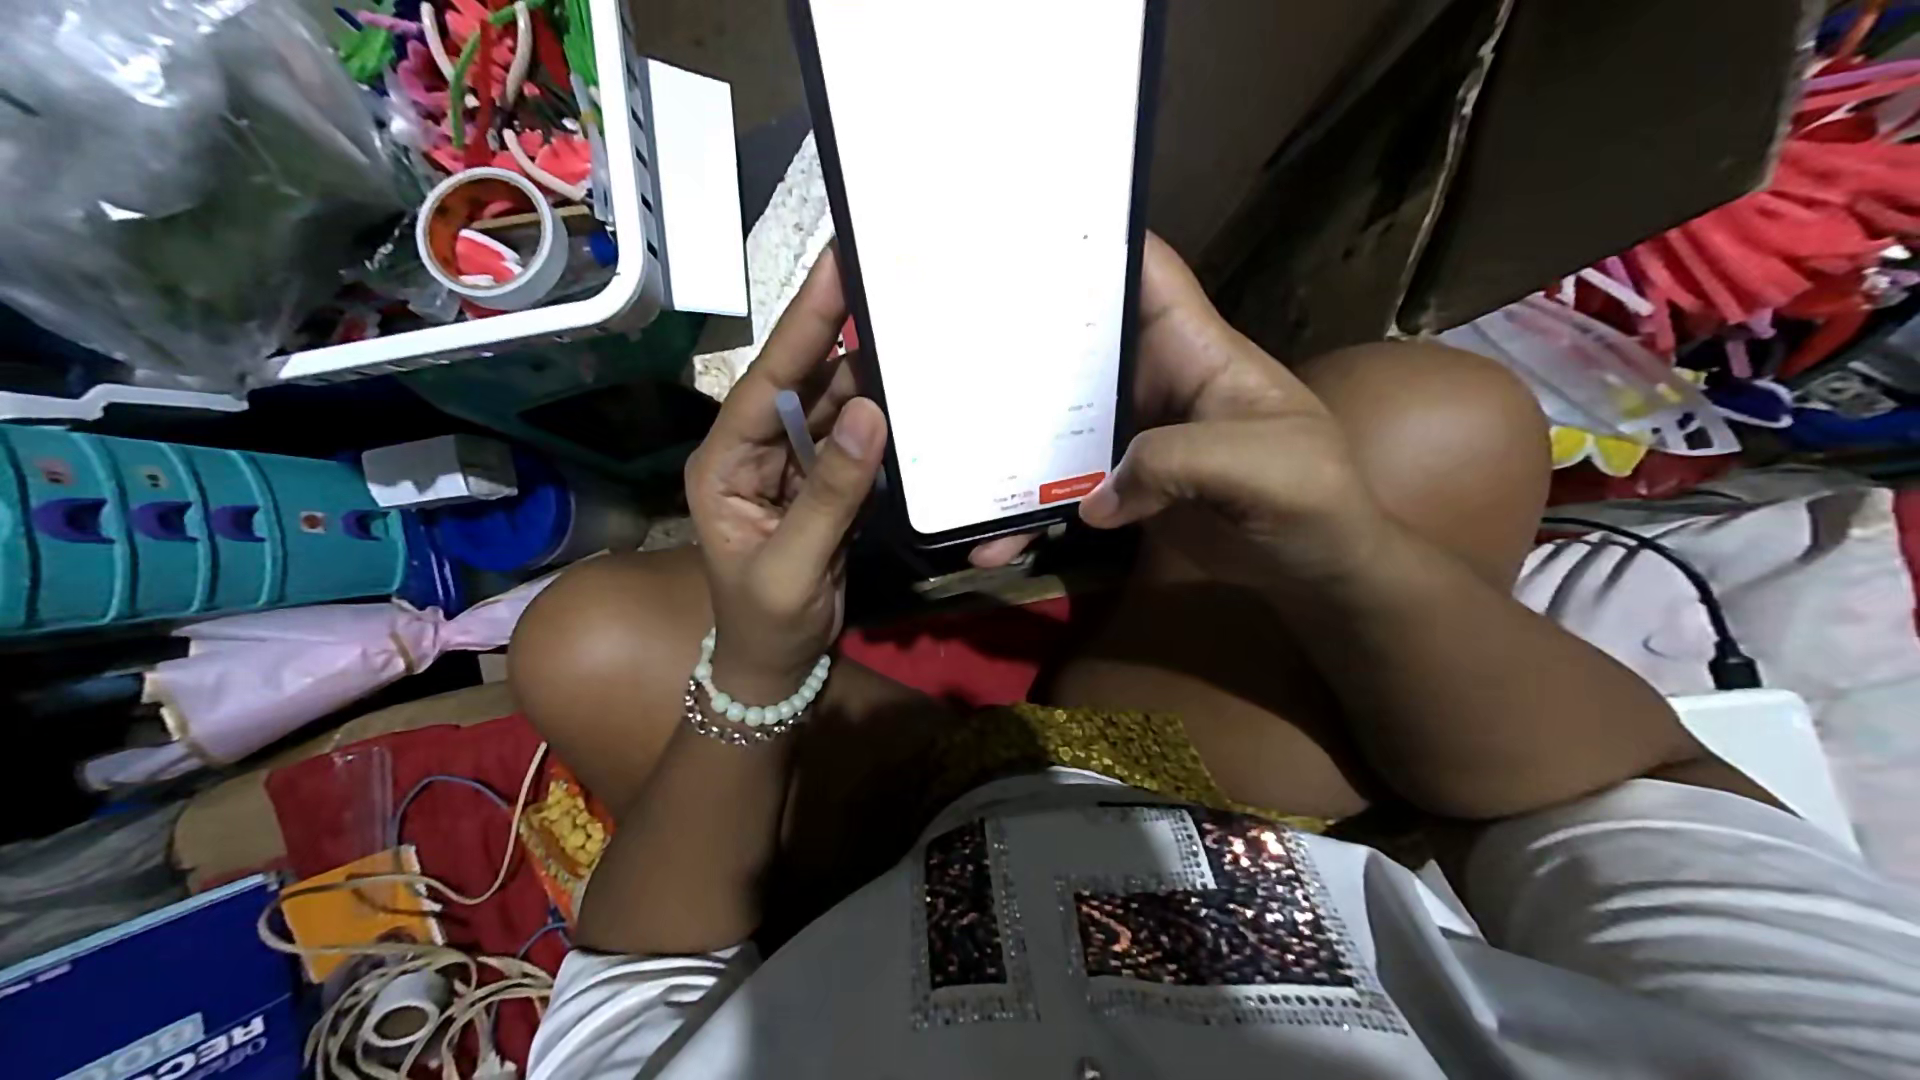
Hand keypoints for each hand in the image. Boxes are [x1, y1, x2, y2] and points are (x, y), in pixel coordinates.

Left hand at [684, 250, 887, 700]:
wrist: (777, 663)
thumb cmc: (766, 623)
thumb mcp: (791, 566)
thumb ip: (830, 494)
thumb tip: (872, 414)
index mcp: (724, 463)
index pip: (766, 383)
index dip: (802, 326)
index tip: (835, 265)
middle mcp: (755, 451)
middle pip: (801, 382)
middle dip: (838, 331)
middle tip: (883, 274)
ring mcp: (792, 465)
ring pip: (832, 405)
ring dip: (866, 371)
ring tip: (908, 323)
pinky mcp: (823, 483)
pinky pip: (852, 440)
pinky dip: (878, 417)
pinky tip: (908, 388)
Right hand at [968, 233, 1373, 575]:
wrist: (1314, 567)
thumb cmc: (1315, 497)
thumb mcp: (1266, 467)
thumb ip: (1181, 461)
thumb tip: (1092, 500)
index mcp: (1192, 348)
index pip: (1142, 270)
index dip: (1090, 243)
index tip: (1014, 234)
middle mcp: (1148, 381)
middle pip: (1073, 346)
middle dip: (1013, 343)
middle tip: (938, 341)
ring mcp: (1126, 437)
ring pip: (1052, 427)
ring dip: (1005, 448)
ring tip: (945, 468)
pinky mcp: (1116, 487)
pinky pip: (1059, 492)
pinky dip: (1027, 517)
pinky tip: (989, 545)